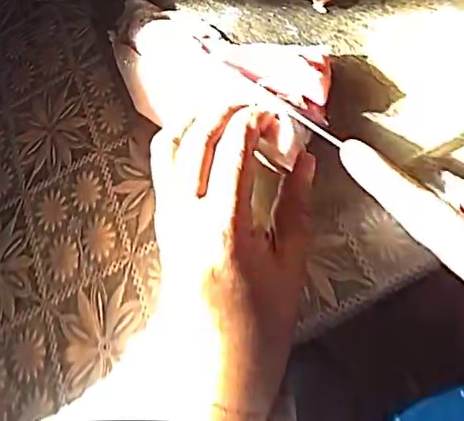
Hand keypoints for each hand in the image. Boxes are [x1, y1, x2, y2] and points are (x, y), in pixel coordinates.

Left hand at [147, 105, 314, 420]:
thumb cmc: (257, 326)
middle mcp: (186, 212)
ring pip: (169, 141)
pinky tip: (201, 134)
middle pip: (195, 137)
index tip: (270, 111)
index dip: (251, 121)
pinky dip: (180, 135)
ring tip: (223, 109)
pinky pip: (163, 160)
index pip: (231, 151)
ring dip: (195, 117)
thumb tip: (303, 160)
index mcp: (223, 227)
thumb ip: (295, 206)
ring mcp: (167, 211)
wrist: (210, 362)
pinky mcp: (161, 214)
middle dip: (222, 109)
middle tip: (249, 102)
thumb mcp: (290, 268)